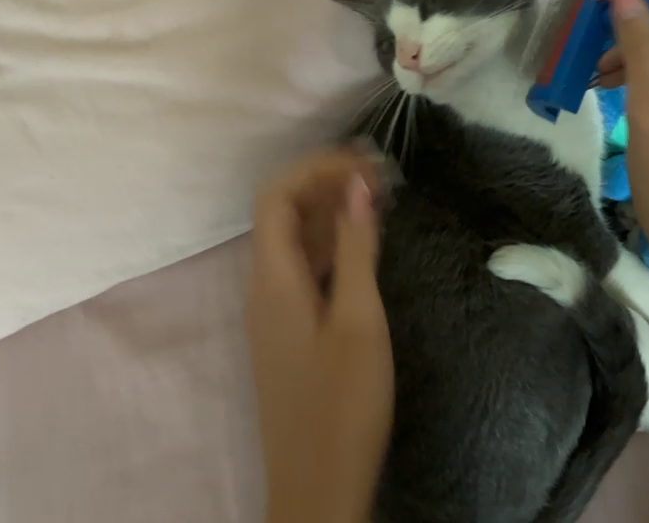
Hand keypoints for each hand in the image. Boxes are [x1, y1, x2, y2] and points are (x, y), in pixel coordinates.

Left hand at [247, 146, 391, 522]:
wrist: (318, 487)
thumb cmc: (343, 402)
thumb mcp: (360, 318)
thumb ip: (356, 247)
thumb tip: (357, 183)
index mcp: (273, 279)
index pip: (278, 195)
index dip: (318, 167)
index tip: (368, 161)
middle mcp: (264, 287)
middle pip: (284, 212)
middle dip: (328, 182)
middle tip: (383, 174)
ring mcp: (275, 310)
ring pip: (295, 239)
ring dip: (333, 211)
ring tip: (382, 196)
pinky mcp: (291, 329)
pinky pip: (305, 266)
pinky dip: (333, 243)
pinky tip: (367, 242)